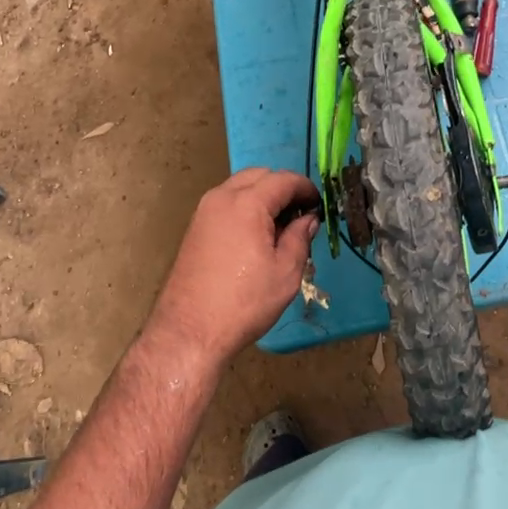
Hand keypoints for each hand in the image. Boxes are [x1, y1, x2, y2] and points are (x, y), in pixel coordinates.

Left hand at [147, 168, 319, 368]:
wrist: (189, 332)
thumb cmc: (244, 302)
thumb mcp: (285, 273)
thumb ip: (300, 238)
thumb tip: (308, 220)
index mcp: (247, 203)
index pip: (283, 179)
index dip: (305, 188)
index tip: (318, 204)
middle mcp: (222, 198)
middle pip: (258, 176)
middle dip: (282, 188)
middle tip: (299, 214)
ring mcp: (204, 211)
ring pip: (239, 187)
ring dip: (262, 196)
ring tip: (278, 227)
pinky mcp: (194, 228)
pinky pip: (226, 203)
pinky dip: (244, 207)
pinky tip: (254, 236)